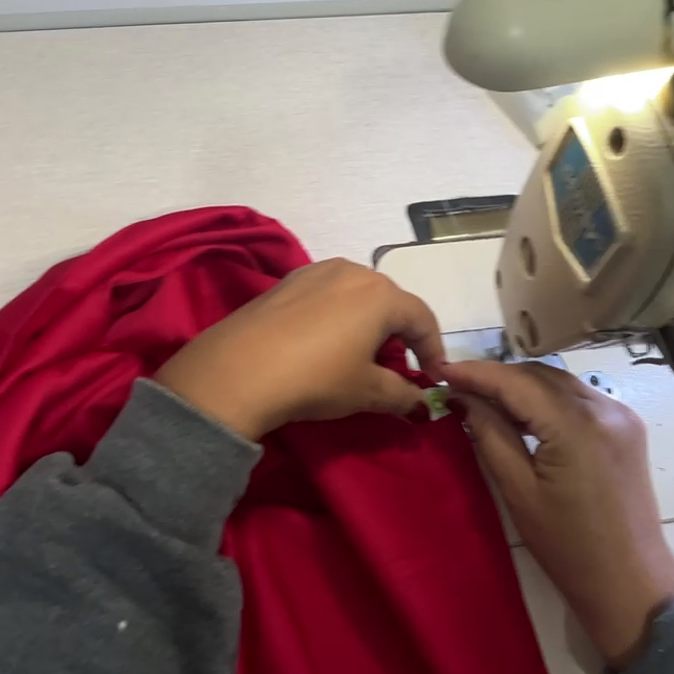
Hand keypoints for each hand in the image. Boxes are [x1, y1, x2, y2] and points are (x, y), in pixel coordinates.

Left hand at [154, 259, 445, 441]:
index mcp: (381, 294)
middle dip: (399, 334)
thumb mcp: (367, 392)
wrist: (240, 370)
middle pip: (389, 301)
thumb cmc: (317, 378)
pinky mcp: (287, 280)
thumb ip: (402, 395)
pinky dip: (336, 315)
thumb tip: (419, 403)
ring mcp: (316, 270)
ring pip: (357, 294)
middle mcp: (353, 271)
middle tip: (396, 367)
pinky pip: (327, 294)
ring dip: (367, 322)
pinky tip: (323, 342)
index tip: (432, 378)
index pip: (422, 319)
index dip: (433, 350)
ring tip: (358, 354)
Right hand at [446, 360, 673, 668]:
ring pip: (557, 380)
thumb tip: (463, 397)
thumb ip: (490, 434)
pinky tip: (522, 412)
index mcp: (576, 425)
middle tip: (456, 387)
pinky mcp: (626, 426)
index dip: (475, 373)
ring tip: (482, 398)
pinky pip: (576, 396)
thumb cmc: (568, 546)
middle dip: (495, 376)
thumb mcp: (518, 490)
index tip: (440, 370)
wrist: (630, 583)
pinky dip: (544, 396)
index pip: (515, 381)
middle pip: (537, 374)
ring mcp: (620, 413)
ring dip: (519, 384)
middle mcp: (603, 407)